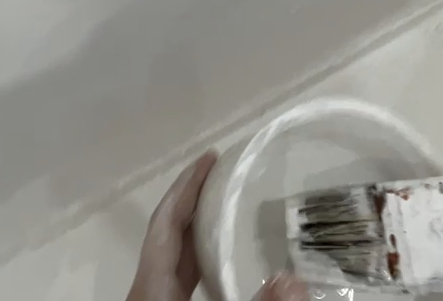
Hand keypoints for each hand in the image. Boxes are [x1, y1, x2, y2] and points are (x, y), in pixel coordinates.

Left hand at [128, 151, 306, 300]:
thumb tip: (294, 280)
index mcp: (152, 280)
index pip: (166, 217)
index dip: (187, 184)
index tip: (211, 155)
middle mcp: (148, 283)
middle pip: (168, 229)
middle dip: (194, 196)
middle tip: (225, 170)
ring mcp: (154, 296)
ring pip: (173, 253)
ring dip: (197, 226)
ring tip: (227, 203)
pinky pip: (179, 273)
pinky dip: (199, 255)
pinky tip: (222, 257)